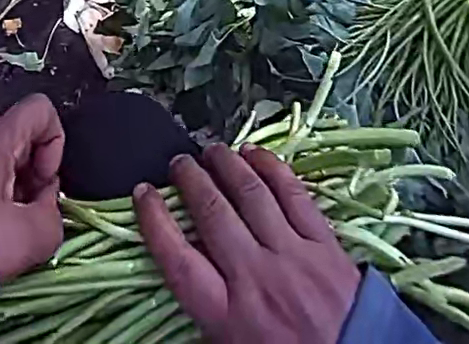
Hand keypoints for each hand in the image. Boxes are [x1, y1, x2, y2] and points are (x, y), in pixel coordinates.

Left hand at [0, 93, 65, 281]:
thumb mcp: (28, 238)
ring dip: (13, 193)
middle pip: (22, 138)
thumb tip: (46, 207)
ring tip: (3, 233)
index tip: (42, 183)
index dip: (54, 144)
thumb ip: (53, 219)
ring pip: (1, 161)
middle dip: (34, 176)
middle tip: (26, 215)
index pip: (41, 109)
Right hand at [135, 144, 358, 343]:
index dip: (154, 220)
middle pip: (211, 213)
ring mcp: (294, 257)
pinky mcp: (326, 246)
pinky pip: (293, 194)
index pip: (177, 258)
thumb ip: (208, 312)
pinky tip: (253, 153)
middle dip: (189, 180)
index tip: (142, 192)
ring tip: (210, 150)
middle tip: (178, 163)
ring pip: (250, 194)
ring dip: (225, 165)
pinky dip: (270, 167)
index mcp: (229, 318)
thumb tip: (183, 264)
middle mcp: (256, 279)